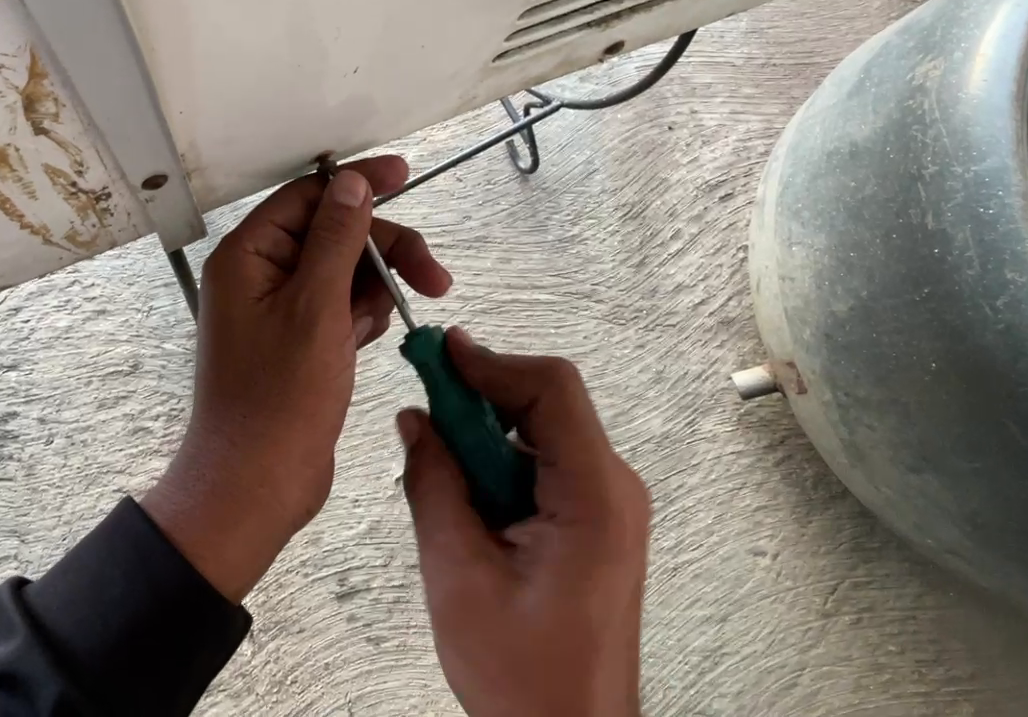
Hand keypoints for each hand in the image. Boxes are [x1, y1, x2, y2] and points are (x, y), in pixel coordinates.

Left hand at [143, 155, 450, 602]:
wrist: (256, 486)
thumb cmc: (280, 397)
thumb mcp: (315, 308)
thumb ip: (336, 238)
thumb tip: (352, 181)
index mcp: (249, 256)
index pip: (308, 196)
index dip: (357, 183)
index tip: (406, 175)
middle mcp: (260, 274)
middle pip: (334, 235)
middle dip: (384, 252)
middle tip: (435, 280)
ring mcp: (280, 309)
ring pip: (344, 273)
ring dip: (375, 290)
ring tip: (381, 326)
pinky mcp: (299, 340)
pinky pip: (340, 307)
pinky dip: (362, 317)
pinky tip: (366, 342)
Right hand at [399, 329, 650, 716]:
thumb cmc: (520, 674)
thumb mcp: (458, 577)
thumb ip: (433, 485)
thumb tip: (414, 418)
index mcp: (594, 496)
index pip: (552, 389)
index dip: (492, 361)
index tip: (435, 354)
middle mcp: (613, 487)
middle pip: (547, 402)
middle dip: (481, 395)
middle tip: (423, 405)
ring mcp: (608, 503)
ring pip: (541, 429)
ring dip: (485, 430)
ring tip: (437, 458)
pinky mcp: (594, 519)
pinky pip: (543, 461)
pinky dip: (498, 459)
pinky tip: (465, 491)